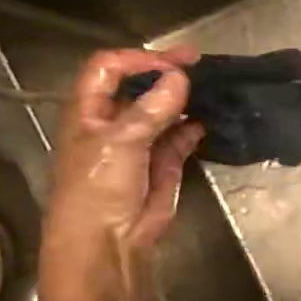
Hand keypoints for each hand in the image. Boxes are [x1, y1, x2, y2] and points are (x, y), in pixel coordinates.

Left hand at [43, 47, 203, 272]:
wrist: (107, 241)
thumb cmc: (98, 187)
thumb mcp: (120, 142)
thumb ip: (152, 109)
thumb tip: (180, 78)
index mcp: (89, 110)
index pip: (109, 68)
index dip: (138, 59)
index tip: (174, 62)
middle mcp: (114, 121)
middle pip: (140, 86)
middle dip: (166, 73)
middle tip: (200, 64)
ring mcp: (140, 142)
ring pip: (164, 110)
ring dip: (184, 99)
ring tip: (211, 89)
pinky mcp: (163, 163)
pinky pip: (181, 137)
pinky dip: (194, 127)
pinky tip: (208, 120)